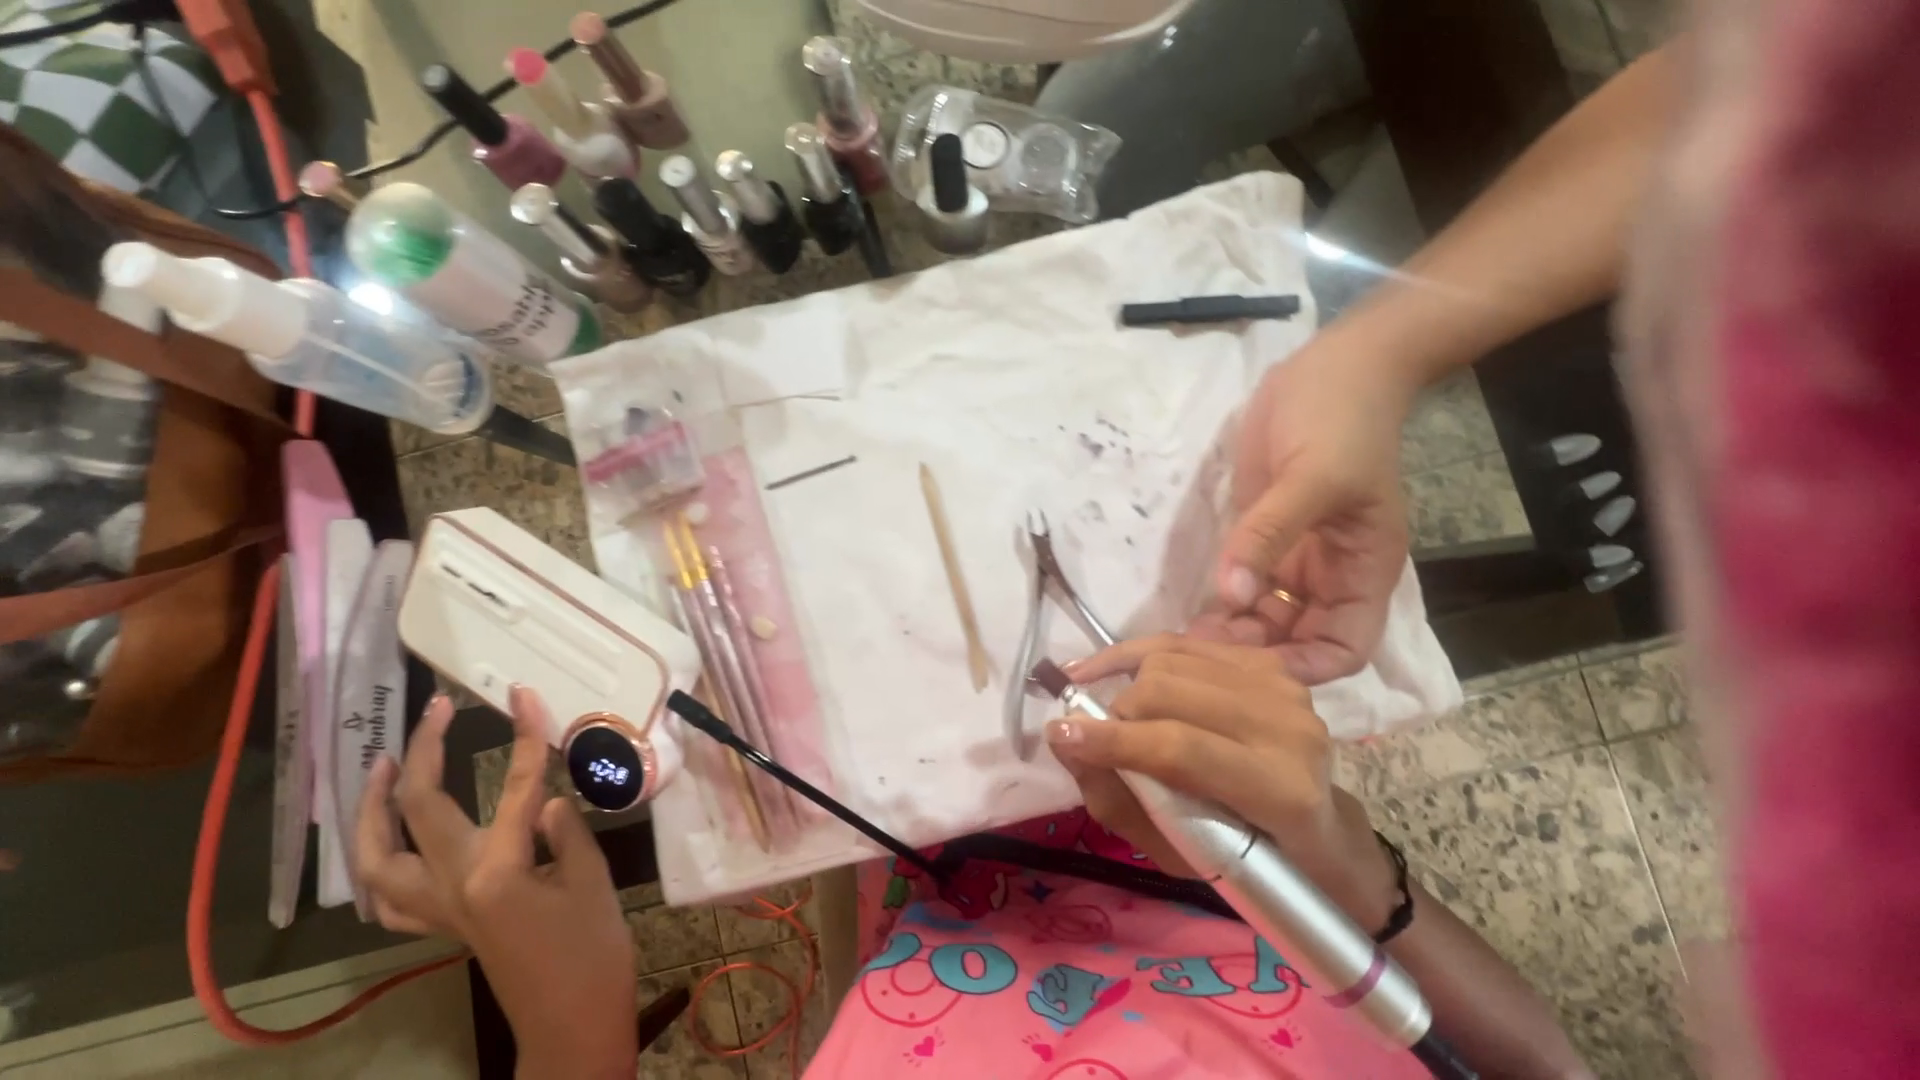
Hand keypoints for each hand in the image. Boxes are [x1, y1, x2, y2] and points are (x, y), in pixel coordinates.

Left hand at [356, 687, 636, 1076]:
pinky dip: (380, 865)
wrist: (573, 1023)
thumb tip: (544, 802)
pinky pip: (389, 898)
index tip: (524, 694)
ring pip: (377, 855)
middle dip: (428, 750)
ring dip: (374, 808)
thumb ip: (563, 833)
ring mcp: (440, 909)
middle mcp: (453, 885)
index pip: (514, 784)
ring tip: (385, 767)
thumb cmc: (593, 952)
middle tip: (438, 710)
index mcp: (497, 869)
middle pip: (422, 807)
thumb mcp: (592, 882)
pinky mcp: (443, 927)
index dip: (522, 735)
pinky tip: (392, 844)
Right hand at [1049, 637, 1395, 926]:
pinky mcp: (1271, 662)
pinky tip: (1125, 675)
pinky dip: (1143, 656)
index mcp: (1277, 790)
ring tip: (1116, 711)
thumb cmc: (1242, 854)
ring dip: (1129, 682)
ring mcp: (1283, 687)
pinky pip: (1186, 642)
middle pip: (1170, 690)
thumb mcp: (1172, 851)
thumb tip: (1063, 739)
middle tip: (1097, 733)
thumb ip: (1115, 797)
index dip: (1115, 739)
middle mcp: (1289, 728)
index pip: (1181, 749)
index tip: (1060, 734)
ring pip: (1172, 658)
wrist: (1314, 827)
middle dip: (1119, 709)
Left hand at [1205, 332, 1414, 683]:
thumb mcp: (1312, 478)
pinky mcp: (1262, 537)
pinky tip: (1187, 612)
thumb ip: (1269, 537)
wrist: (1334, 367)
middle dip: (1253, 655)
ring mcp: (1294, 558)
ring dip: (1230, 633)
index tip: (1248, 674)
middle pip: (1295, 641)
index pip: (1343, 648)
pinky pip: (1243, 585)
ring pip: (1264, 618)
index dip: (1302, 669)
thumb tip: (1230, 596)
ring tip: (1183, 641)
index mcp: (1362, 572)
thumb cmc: (1340, 422)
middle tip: (1197, 658)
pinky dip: (1221, 603)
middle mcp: (1329, 576)